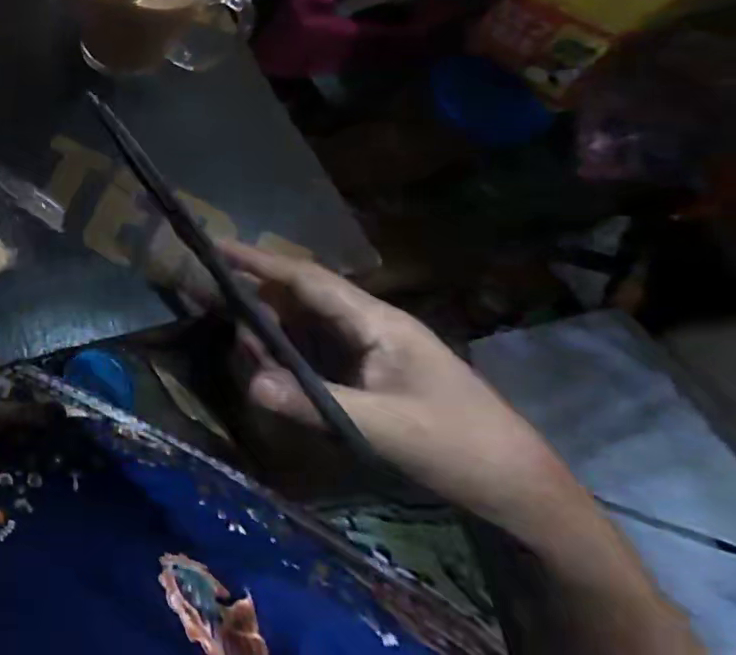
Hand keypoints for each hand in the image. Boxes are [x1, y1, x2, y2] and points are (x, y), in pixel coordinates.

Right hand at [219, 241, 580, 530]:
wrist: (521, 488)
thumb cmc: (461, 447)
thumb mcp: (386, 428)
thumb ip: (315, 403)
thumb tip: (250, 382)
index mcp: (376, 322)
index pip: (308, 280)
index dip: (261, 262)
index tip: (218, 246)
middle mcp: (369, 326)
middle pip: (301, 298)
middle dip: (256, 301)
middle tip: (213, 309)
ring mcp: (370, 350)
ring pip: (306, 326)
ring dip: (271, 332)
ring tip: (242, 348)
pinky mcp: (369, 374)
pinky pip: (316, 352)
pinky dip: (288, 356)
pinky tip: (271, 371)